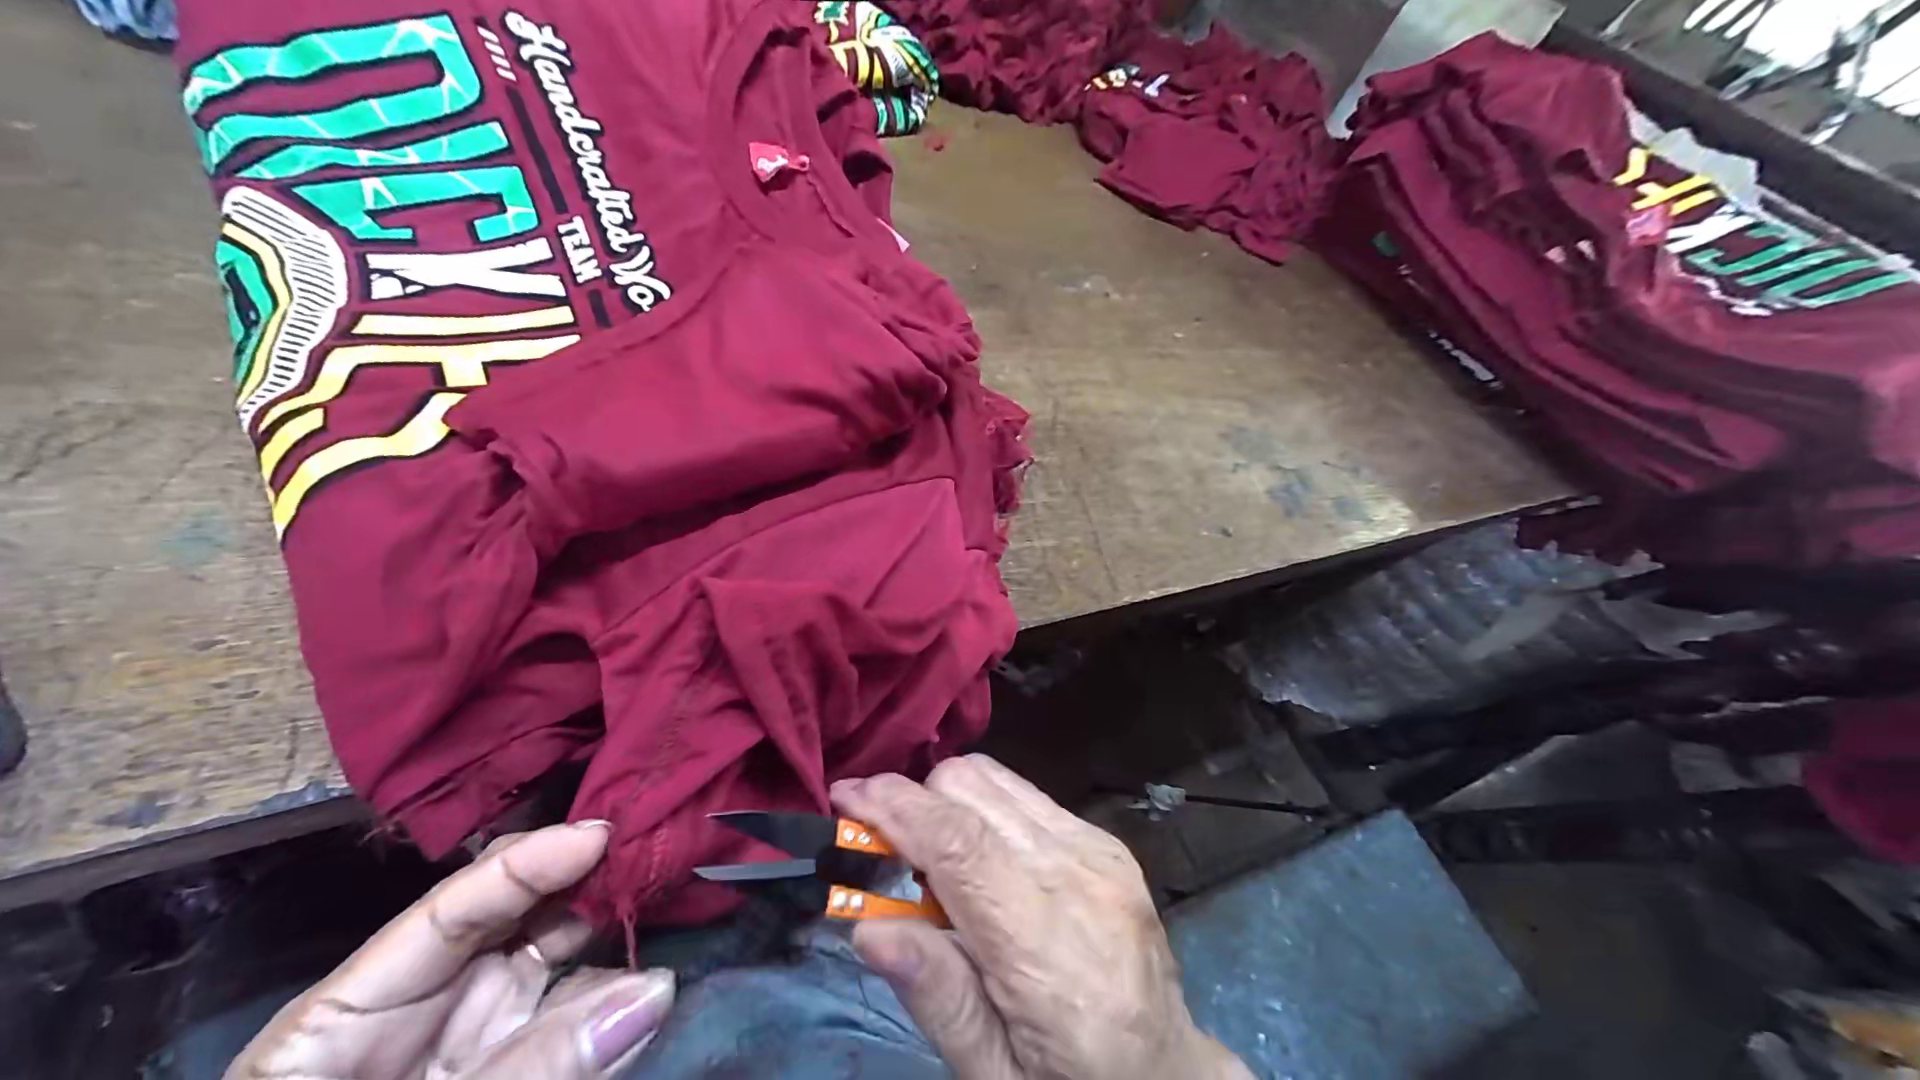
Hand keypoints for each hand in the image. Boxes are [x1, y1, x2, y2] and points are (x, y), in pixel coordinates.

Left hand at [225, 821, 673, 1078]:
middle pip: (512, 915)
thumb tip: (658, 989)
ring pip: (554, 954)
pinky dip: (617, 997)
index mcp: (352, 1010)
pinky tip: (655, 981)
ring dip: (611, 927)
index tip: (605, 833)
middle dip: (584, 877)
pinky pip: (575, 1011)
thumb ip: (534, 1068)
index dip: (529, 862)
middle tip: (657, 850)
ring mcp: (474, 1031)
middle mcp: (424, 1001)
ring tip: (675, 896)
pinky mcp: (516, 1059)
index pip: (450, 908)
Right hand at [831, 755, 1250, 1079]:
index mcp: (1049, 948)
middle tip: (881, 845)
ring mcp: (1097, 849)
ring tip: (927, 850)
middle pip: (972, 790)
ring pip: (993, 778)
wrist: (1169, 1071)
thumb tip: (869, 925)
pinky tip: (975, 849)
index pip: (960, 845)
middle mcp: (1078, 877)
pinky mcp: (1103, 839)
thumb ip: (938, 997)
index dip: (896, 808)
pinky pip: (1021, 791)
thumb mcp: (995, 1077)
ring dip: (944, 798)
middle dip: (912, 800)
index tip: (845, 796)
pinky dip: (981, 804)